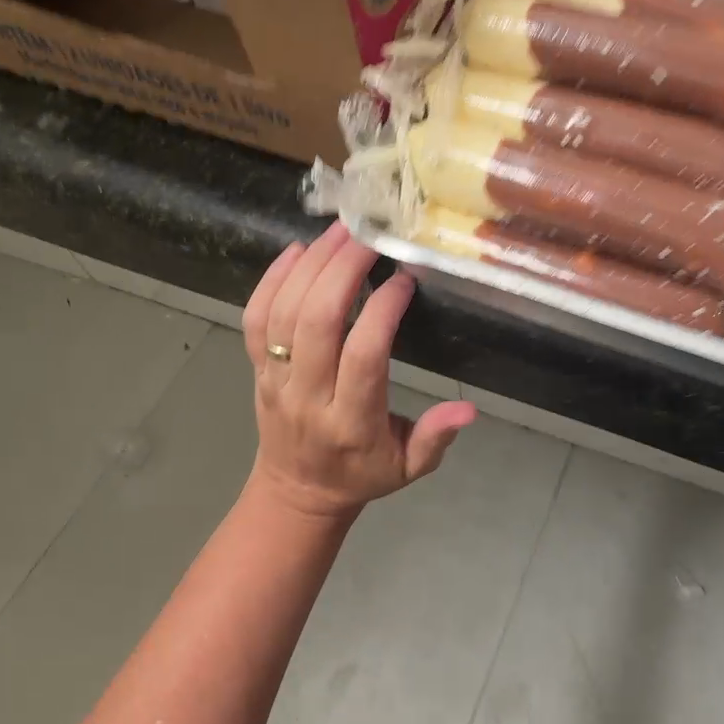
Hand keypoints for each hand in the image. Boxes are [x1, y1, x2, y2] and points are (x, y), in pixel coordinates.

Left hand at [241, 222, 476, 526]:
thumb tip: (468, 410)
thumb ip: (435, 438)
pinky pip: (255, 318)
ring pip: (285, 312)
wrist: (297, 491)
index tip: (405, 280)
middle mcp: (308, 396)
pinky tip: (299, 250)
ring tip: (341, 231)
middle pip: (317, 322)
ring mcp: (275, 379)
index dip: (382, 311)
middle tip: (370, 236)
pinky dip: (272, 279)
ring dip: (312, 264)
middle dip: (342, 270)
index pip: (363, 356)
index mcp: (350, 421)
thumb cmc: (362, 474)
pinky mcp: (257, 367)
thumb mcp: (408, 468)